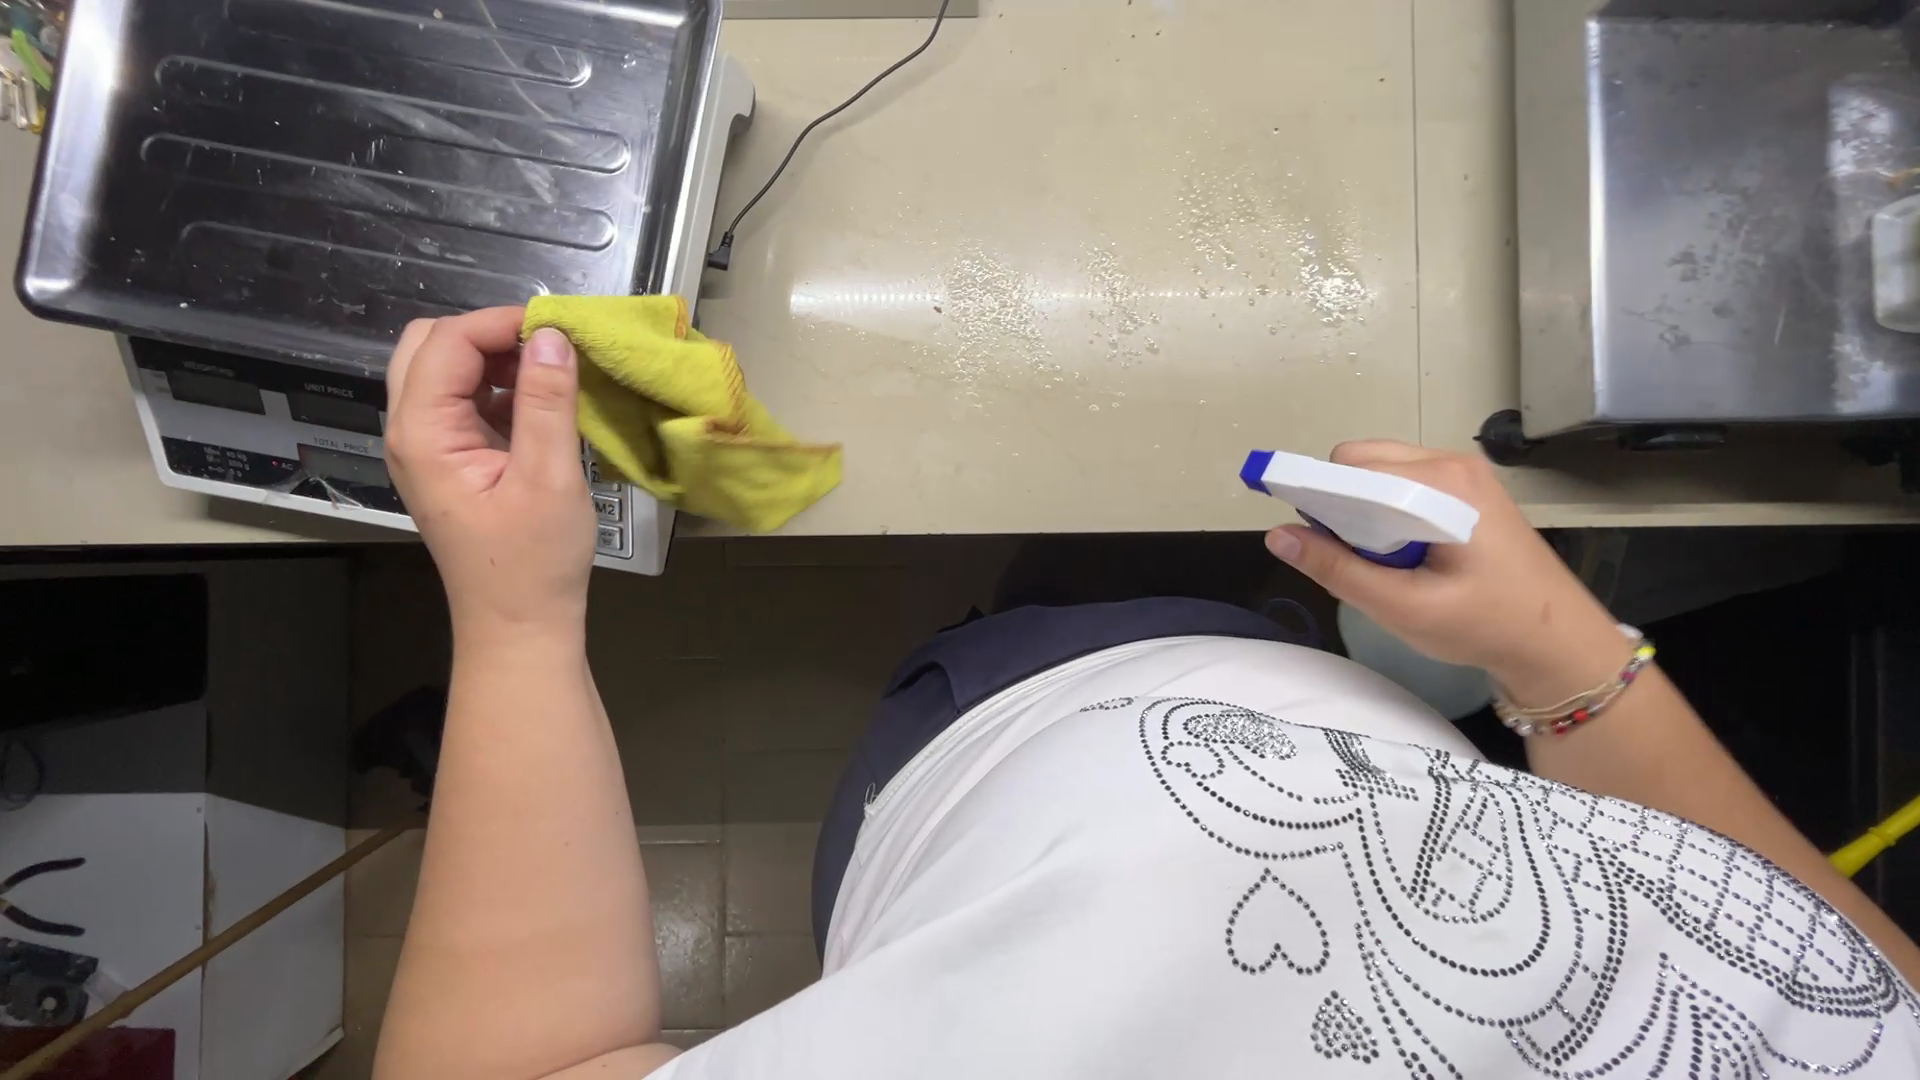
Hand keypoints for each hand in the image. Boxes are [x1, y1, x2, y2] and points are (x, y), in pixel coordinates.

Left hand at [384, 308, 596, 647]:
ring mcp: (432, 448)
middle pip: (433, 348)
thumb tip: (554, 337)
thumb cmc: (535, 560)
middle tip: (552, 346)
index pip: (448, 343)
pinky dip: (504, 390)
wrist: (520, 623)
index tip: (562, 327)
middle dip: (491, 335)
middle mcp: (413, 432)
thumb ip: (548, 403)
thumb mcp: (550, 479)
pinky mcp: (456, 462)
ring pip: (449, 373)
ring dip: (499, 361)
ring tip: (556, 371)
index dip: (501, 323)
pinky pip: (469, 404)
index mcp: (424, 434)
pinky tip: (546, 403)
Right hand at [1263, 441, 1629, 703]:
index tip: (1309, 538)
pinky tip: (1402, 553)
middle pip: (1360, 462)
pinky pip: (1398, 484)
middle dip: (1340, 504)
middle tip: (1357, 557)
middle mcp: (1450, 463)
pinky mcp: (1464, 489)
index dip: (1318, 497)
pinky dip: (1382, 512)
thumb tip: (1277, 535)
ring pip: (1375, 472)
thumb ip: (1336, 569)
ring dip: (1361, 510)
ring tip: (1382, 558)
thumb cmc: (1484, 625)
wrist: (1557, 644)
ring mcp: (1460, 473)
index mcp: (1441, 483)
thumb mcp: (1401, 606)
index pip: (1350, 468)